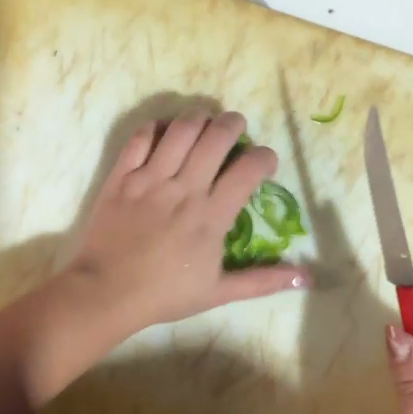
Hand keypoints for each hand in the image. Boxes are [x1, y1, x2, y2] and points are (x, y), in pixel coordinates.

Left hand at [61, 112, 308, 336]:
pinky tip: (164, 131)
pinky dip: (155, 128)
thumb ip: (262, 280)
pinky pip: (140, 138)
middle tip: (235, 127)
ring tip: (204, 121)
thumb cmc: (163, 295)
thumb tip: (307, 278)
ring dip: (198, 118)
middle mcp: (183, 189)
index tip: (264, 161)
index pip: (249, 169)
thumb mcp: (217, 292)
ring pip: (180, 130)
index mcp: (211, 216)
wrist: (105, 292)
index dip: (264, 157)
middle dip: (233, 124)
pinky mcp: (121, 177)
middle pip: (216, 137)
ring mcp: (149, 180)